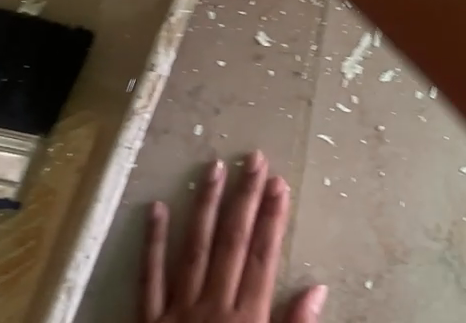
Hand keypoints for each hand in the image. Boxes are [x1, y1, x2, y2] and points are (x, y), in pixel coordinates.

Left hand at [142, 152, 326, 322]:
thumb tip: (317, 289)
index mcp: (246, 321)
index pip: (263, 258)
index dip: (274, 219)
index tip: (280, 182)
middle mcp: (212, 308)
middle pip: (232, 244)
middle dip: (245, 199)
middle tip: (254, 158)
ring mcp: (177, 313)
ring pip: (193, 250)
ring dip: (204, 206)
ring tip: (213, 167)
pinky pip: (148, 279)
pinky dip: (152, 244)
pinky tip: (156, 208)